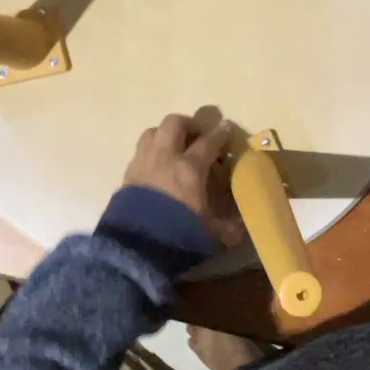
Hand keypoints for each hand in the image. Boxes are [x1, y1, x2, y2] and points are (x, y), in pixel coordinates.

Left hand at [123, 114, 243, 243]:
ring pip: (152, 131)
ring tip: (174, 146)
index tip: (226, 126)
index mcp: (190, 168)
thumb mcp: (212, 234)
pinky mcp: (127, 175)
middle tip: (197, 134)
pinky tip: (157, 166)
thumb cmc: (179, 234)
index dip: (219, 133)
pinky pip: (140, 152)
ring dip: (165, 134)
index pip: (208, 142)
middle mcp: (165, 157)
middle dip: (188, 124)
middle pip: (174, 123)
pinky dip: (151, 152)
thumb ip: (229, 229)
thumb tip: (242, 230)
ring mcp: (143, 163)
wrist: (135, 246)